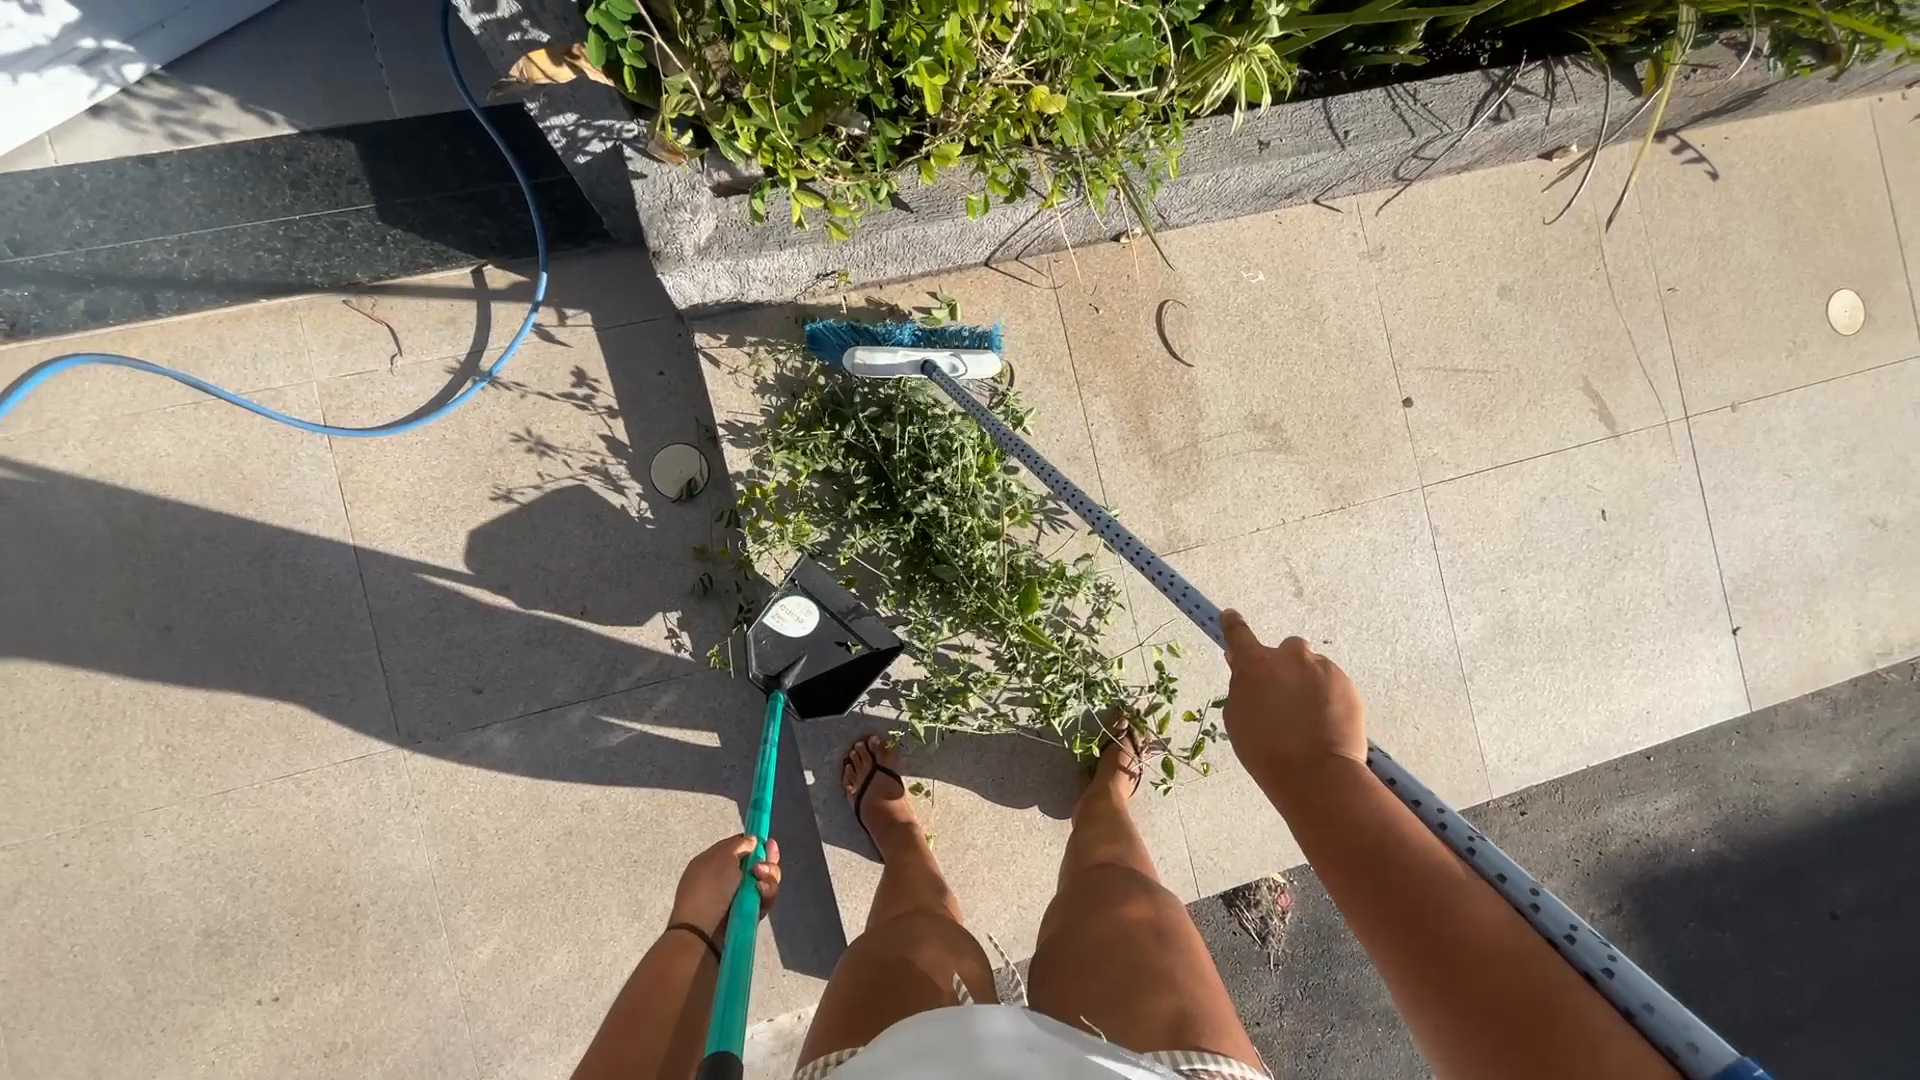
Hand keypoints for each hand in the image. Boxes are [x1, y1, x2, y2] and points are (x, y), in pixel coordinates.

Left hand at [668, 834, 780, 935]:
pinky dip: (767, 894)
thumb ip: (739, 844)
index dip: (755, 844)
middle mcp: (727, 878)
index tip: (766, 843)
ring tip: (761, 881)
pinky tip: (762, 893)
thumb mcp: (721, 857)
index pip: (740, 847)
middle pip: (757, 863)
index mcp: (714, 862)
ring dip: (769, 877)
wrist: (703, 933)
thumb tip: (752, 842)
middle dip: (767, 861)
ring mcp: (739, 897)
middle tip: (764, 866)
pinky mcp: (749, 914)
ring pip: (765, 880)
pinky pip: (765, 899)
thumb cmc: (709, 890)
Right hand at [1220, 609, 1367, 791]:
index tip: (1231, 616)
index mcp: (1255, 664)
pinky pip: (1333, 683)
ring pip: (1312, 667)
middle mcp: (1290, 658)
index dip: (1233, 624)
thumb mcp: (1237, 716)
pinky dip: (1328, 696)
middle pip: (1286, 650)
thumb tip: (1241, 667)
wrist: (1315, 773)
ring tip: (1308, 717)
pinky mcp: (1347, 684)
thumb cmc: (1264, 749)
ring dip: (1308, 682)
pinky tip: (1324, 722)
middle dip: (1285, 666)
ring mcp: (1322, 669)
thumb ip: (1240, 686)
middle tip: (1283, 695)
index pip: (1239, 633)